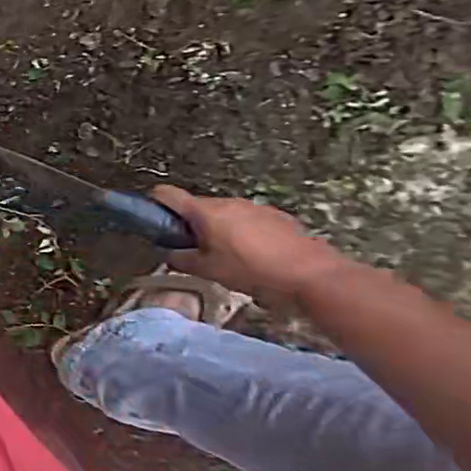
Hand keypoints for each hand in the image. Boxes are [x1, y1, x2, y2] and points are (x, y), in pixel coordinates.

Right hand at [151, 185, 353, 301]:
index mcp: (205, 211)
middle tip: (196, 250)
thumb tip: (172, 253)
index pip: (166, 194)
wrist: (315, 276)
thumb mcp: (207, 270)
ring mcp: (256, 208)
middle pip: (197, 206)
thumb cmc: (253, 271)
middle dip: (192, 224)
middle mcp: (228, 202)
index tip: (157, 223)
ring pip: (225, 214)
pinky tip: (256, 257)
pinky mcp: (279, 217)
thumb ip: (181, 259)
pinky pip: (250, 220)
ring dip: (220, 229)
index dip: (155, 204)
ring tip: (229, 257)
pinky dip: (245, 233)